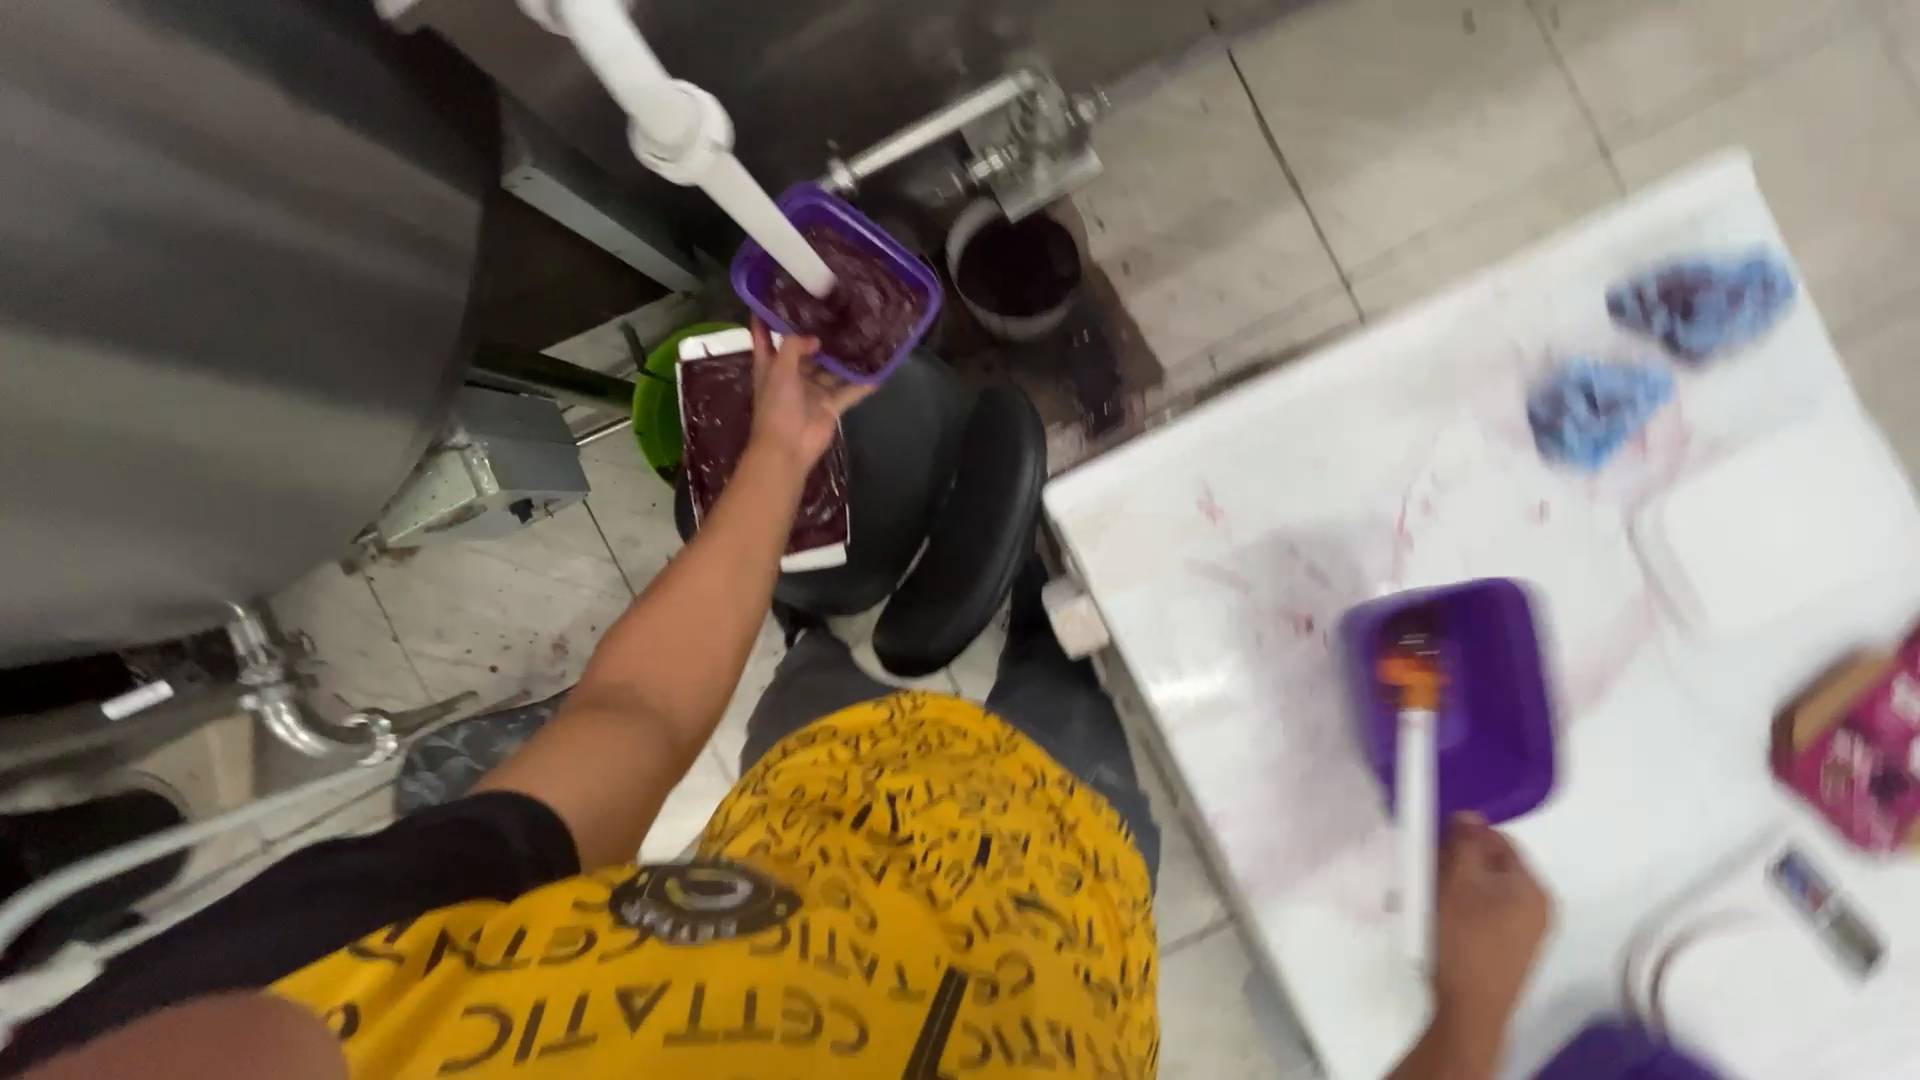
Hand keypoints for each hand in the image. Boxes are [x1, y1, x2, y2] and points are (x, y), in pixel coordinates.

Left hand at [746, 318, 873, 474]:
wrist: (788, 447)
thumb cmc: (776, 406)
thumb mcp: (780, 369)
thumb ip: (795, 347)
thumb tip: (816, 339)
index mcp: (770, 366)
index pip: (764, 337)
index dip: (766, 318)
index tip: (774, 296)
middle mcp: (791, 376)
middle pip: (804, 352)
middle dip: (816, 336)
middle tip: (835, 311)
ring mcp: (812, 392)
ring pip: (829, 371)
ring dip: (842, 359)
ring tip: (860, 335)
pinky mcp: (829, 406)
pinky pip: (848, 392)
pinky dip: (861, 385)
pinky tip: (877, 372)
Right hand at [1430, 814, 1552, 1066]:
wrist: (1470, 1008)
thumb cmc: (1464, 938)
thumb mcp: (1459, 882)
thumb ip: (1466, 844)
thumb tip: (1471, 815)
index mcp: (1533, 888)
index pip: (1498, 840)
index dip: (1463, 835)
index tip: (1431, 844)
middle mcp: (1537, 907)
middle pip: (1489, 864)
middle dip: (1452, 862)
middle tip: (1423, 871)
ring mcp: (1524, 930)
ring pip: (1481, 888)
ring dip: (1449, 884)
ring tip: (1421, 896)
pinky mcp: (1507, 947)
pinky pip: (1481, 911)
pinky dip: (1456, 906)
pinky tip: (1434, 917)